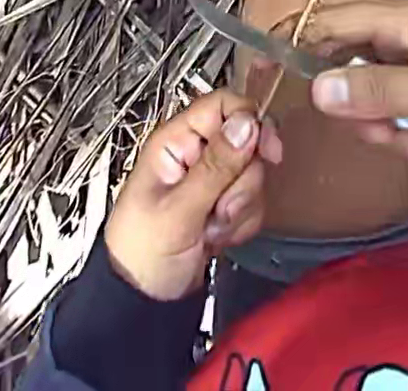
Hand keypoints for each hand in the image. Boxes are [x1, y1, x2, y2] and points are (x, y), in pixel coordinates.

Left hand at [103, 89, 283, 299]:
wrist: (143, 301)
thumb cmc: (141, 252)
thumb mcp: (178, 210)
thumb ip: (215, 166)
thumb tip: (247, 122)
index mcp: (177, 141)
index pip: (223, 105)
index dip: (249, 121)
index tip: (266, 149)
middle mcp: (196, 153)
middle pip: (246, 141)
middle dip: (242, 181)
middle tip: (220, 207)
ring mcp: (211, 178)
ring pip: (253, 174)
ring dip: (240, 207)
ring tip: (210, 227)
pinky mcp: (224, 202)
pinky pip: (253, 201)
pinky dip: (241, 223)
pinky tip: (216, 237)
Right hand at [303, 0, 407, 169]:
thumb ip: (376, 91)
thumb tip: (315, 90)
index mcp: (402, 20)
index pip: (330, 24)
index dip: (299, 48)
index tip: (274, 82)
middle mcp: (400, 38)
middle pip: (345, 66)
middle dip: (359, 106)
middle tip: (388, 133)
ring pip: (368, 96)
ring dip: (387, 126)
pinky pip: (394, 112)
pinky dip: (406, 133)